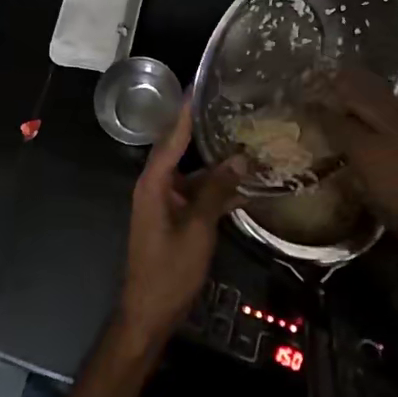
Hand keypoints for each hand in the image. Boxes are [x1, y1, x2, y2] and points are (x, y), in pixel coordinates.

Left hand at [117, 107, 243, 346]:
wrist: (149, 310)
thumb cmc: (170, 269)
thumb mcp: (198, 229)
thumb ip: (217, 192)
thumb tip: (240, 160)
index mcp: (153, 183)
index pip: (171, 138)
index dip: (186, 113)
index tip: (199, 87)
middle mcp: (155, 186)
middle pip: (181, 153)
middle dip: (204, 134)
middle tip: (230, 111)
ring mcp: (163, 203)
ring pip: (192, 176)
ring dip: (216, 167)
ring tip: (247, 147)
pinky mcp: (172, 219)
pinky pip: (194, 196)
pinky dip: (214, 191)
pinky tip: (242, 187)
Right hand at [308, 69, 397, 252]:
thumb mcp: (369, 197)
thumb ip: (350, 163)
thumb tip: (334, 144)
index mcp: (373, 151)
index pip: (335, 120)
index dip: (315, 110)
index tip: (298, 102)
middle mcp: (393, 130)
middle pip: (359, 94)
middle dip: (335, 83)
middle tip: (314, 77)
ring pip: (379, 93)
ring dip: (356, 83)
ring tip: (336, 78)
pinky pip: (392, 102)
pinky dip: (375, 94)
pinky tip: (365, 98)